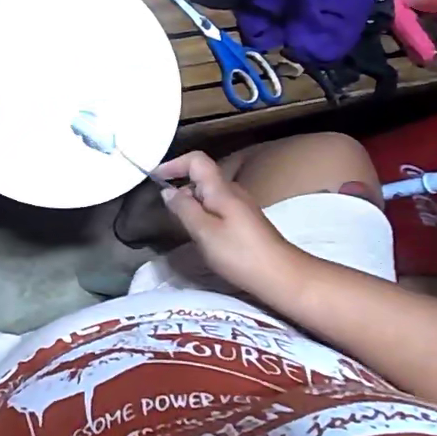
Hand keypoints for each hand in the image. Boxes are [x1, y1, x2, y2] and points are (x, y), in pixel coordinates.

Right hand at [153, 151, 309, 300]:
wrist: (281, 275)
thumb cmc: (240, 253)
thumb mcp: (204, 232)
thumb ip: (184, 209)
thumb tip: (168, 191)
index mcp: (221, 189)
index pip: (196, 160)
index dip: (174, 163)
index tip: (155, 177)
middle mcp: (232, 191)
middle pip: (201, 177)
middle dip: (180, 186)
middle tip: (167, 211)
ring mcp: (241, 206)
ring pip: (209, 194)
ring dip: (191, 203)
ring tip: (181, 225)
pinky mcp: (244, 221)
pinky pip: (217, 207)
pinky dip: (202, 214)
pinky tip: (201, 235)